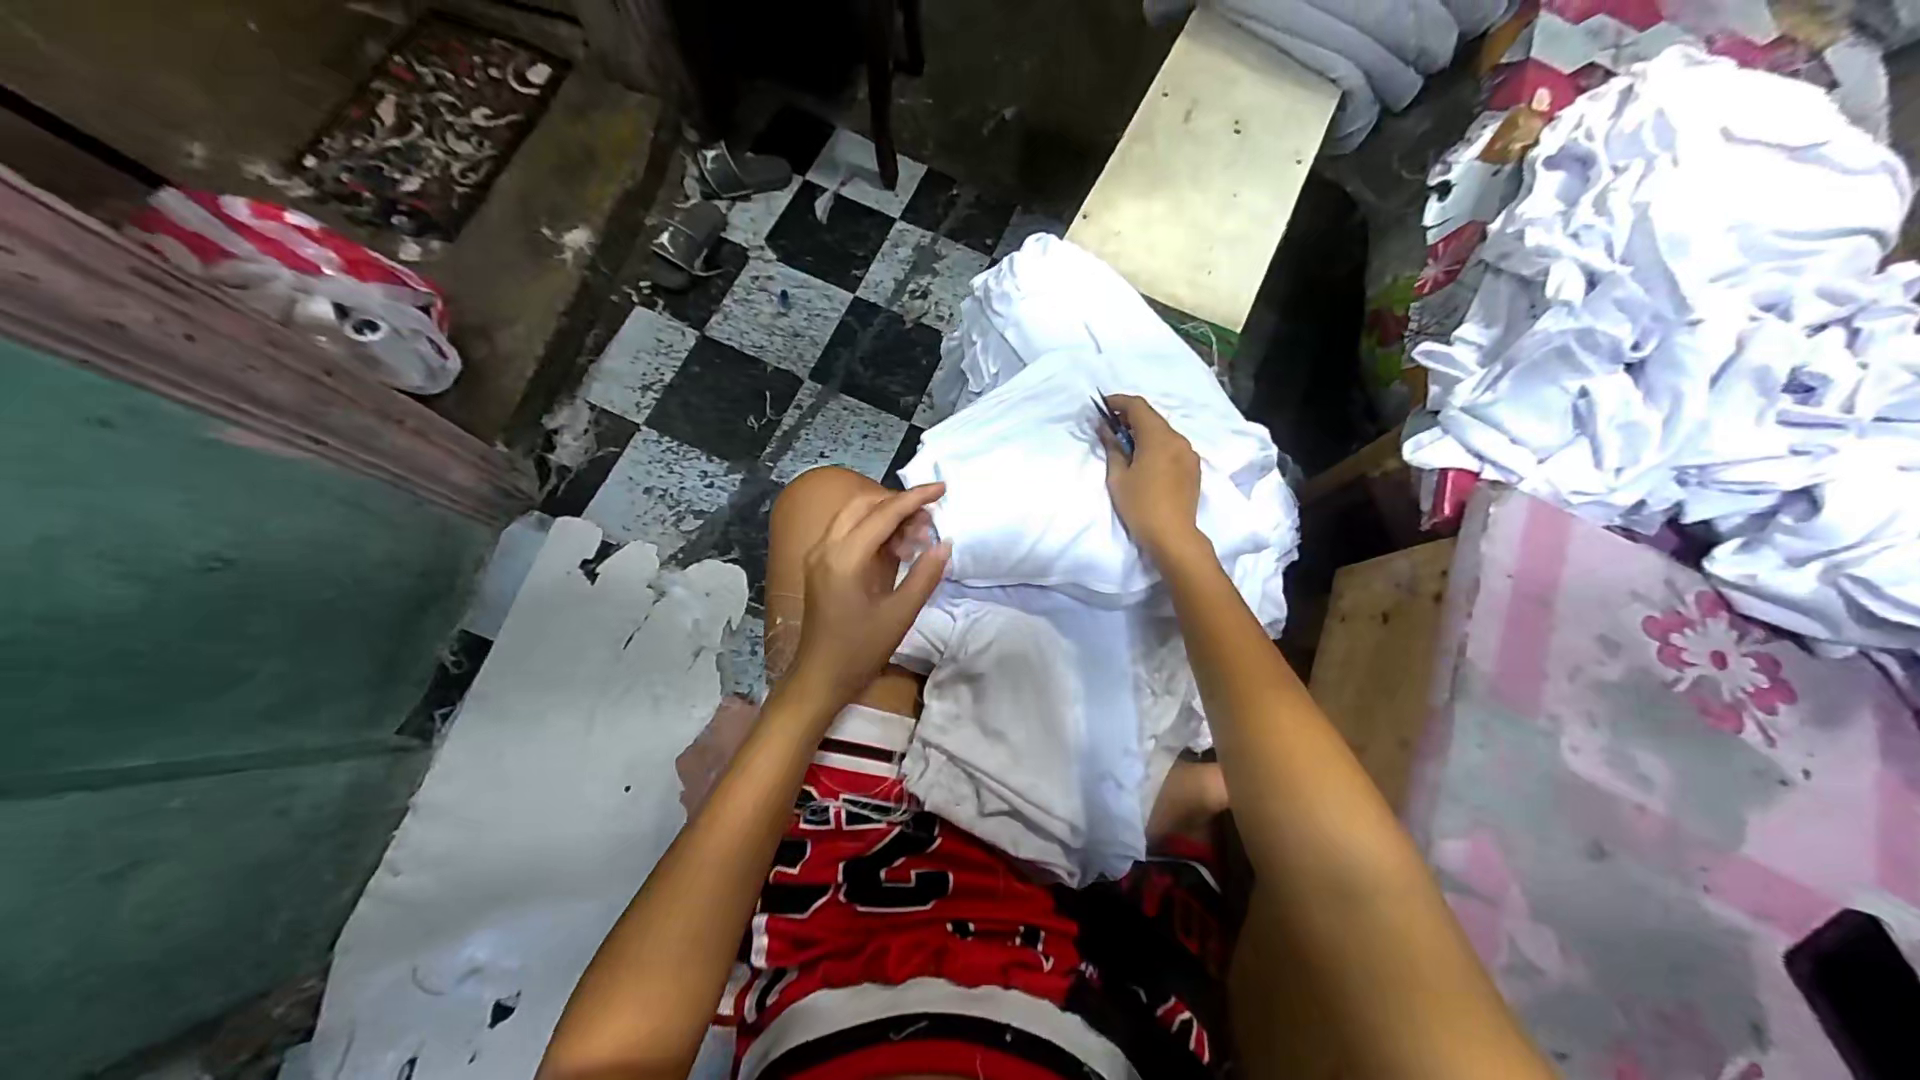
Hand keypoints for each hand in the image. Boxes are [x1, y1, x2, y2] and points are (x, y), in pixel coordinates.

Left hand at [788, 483, 951, 708]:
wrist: (819, 678)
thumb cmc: (860, 650)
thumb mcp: (900, 615)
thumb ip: (925, 575)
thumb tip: (945, 543)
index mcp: (844, 558)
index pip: (883, 514)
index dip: (915, 498)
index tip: (942, 489)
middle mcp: (825, 547)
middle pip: (864, 505)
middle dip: (899, 503)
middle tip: (930, 517)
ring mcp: (818, 554)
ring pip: (854, 515)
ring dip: (886, 516)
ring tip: (918, 535)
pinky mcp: (819, 564)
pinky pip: (847, 532)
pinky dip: (873, 530)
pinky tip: (897, 548)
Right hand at [1100, 394, 1203, 560]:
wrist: (1173, 536)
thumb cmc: (1140, 506)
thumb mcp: (1118, 477)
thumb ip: (1113, 448)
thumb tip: (1105, 429)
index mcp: (1158, 438)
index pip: (1138, 406)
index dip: (1118, 401)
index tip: (1103, 405)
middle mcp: (1178, 440)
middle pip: (1152, 418)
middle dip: (1130, 418)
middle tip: (1110, 427)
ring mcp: (1189, 454)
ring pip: (1163, 433)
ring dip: (1144, 432)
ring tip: (1126, 446)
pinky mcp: (1193, 468)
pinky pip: (1172, 447)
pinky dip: (1156, 445)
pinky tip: (1145, 461)